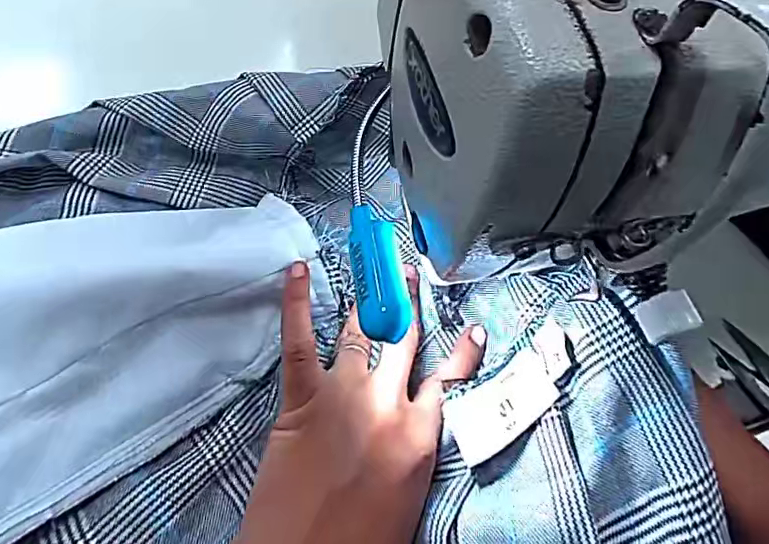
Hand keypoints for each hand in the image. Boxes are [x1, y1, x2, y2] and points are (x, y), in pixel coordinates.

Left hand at [234, 262, 485, 543]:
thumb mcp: (408, 496)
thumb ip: (413, 446)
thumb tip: (414, 414)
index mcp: (418, 438)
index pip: (447, 381)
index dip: (461, 353)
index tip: (471, 330)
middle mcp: (385, 405)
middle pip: (404, 342)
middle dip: (408, 304)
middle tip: (408, 275)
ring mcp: (342, 395)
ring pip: (359, 334)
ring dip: (368, 303)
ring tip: (374, 277)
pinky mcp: (302, 398)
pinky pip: (300, 341)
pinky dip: (297, 303)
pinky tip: (299, 272)